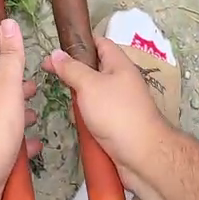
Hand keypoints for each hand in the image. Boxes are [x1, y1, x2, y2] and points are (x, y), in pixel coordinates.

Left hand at [0, 18, 41, 199]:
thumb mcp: (7, 88)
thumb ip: (11, 57)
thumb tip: (8, 22)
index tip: (14, 71)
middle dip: (11, 95)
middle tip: (33, 93)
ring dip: (15, 119)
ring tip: (35, 119)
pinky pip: (1, 147)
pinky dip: (17, 145)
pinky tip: (33, 148)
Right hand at [44, 39, 169, 184]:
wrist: (142, 157)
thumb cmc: (116, 113)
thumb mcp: (88, 85)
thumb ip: (71, 68)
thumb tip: (56, 53)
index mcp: (119, 63)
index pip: (99, 42)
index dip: (79, 43)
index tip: (58, 50)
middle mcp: (121, 80)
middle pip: (94, 69)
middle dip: (75, 75)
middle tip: (57, 79)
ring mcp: (120, 104)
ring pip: (93, 95)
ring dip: (80, 101)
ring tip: (71, 108)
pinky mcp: (118, 124)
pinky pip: (97, 115)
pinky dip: (86, 119)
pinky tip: (79, 126)